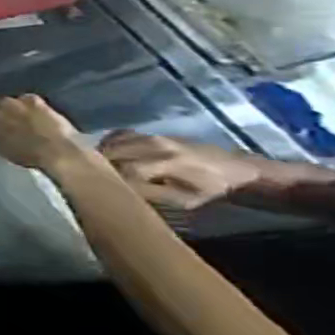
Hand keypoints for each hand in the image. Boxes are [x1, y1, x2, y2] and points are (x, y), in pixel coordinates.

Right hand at [0, 94, 84, 171]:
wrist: (59, 150)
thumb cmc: (27, 155)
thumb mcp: (0, 149)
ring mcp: (15, 101)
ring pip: (5, 103)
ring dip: (6, 109)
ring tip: (11, 117)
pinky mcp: (34, 100)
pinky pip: (25, 100)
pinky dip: (25, 105)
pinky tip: (30, 112)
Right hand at [99, 131, 265, 209]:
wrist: (234, 168)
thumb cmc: (212, 191)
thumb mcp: (187, 201)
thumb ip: (152, 194)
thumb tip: (122, 191)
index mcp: (168, 163)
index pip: (126, 170)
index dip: (114, 181)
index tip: (109, 191)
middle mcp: (154, 144)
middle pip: (111, 154)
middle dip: (102, 168)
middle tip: (101, 182)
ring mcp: (150, 135)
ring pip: (110, 144)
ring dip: (102, 157)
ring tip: (103, 171)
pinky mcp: (147, 132)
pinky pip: (116, 135)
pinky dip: (108, 145)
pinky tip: (110, 156)